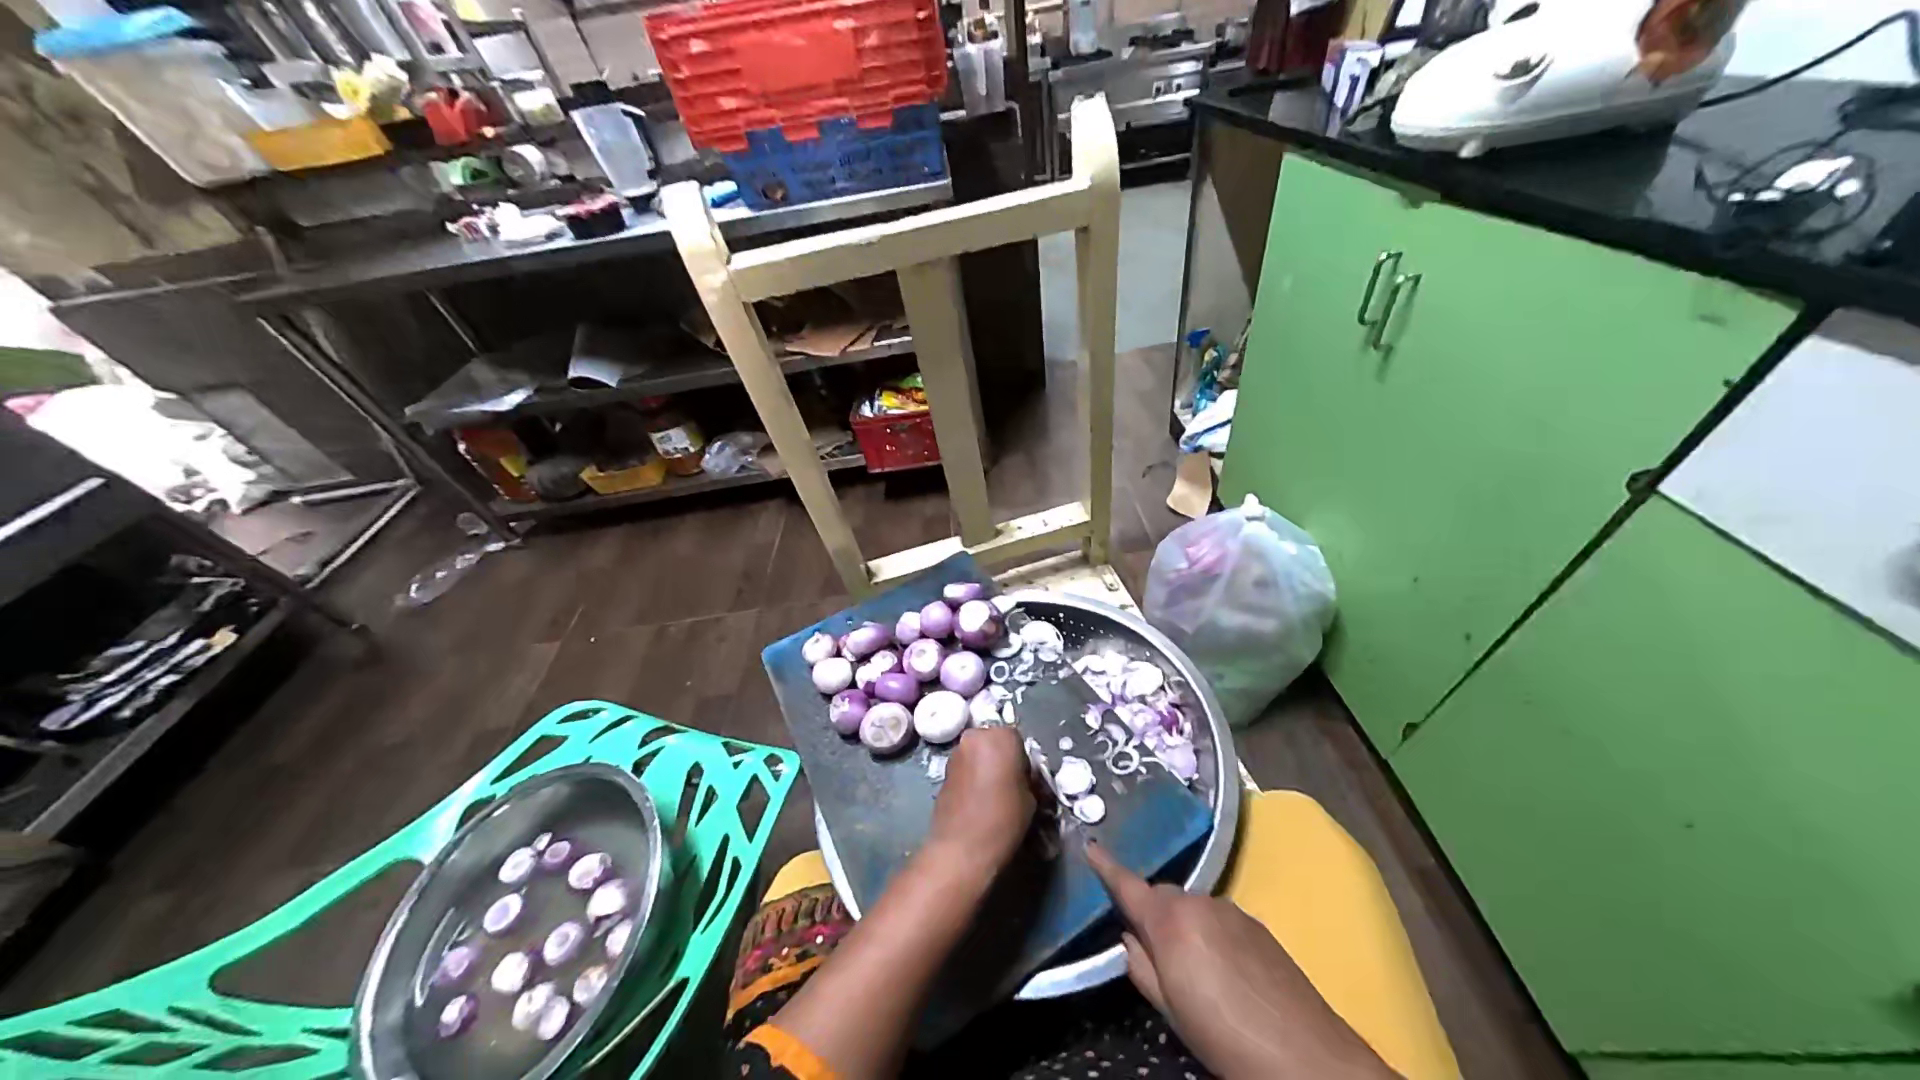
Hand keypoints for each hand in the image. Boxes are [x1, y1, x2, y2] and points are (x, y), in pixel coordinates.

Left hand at [924, 725, 1035, 874]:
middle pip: (993, 742)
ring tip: (991, 795)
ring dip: (984, 767)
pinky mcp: (943, 771)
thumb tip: (1020, 778)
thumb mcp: (1031, 797)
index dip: (1022, 760)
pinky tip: (976, 800)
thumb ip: (1026, 778)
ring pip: (977, 754)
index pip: (1017, 740)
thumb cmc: (1004, 818)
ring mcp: (955, 753)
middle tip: (1008, 785)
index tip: (1024, 780)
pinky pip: (964, 768)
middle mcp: (974, 737)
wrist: (962, 847)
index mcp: (1000, 736)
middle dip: (1001, 758)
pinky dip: (971, 777)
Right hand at [1086, 842, 1400, 1079]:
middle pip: (1163, 895)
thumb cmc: (1223, 1036)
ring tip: (1192, 966)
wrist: (1306, 1058)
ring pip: (1192, 906)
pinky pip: (1218, 918)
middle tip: (1151, 948)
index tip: (1090, 846)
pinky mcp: (1258, 925)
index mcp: (1170, 922)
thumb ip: (1141, 966)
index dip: (1106, 867)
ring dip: (1183, 924)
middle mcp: (1199, 903)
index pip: (1129, 885)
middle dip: (1152, 912)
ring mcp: (1232, 910)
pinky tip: (1223, 969)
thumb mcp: (1169, 1009)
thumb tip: (1130, 939)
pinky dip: (1209, 932)